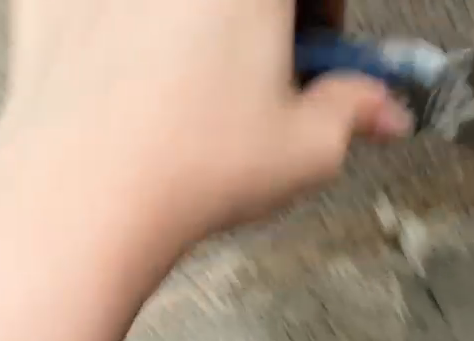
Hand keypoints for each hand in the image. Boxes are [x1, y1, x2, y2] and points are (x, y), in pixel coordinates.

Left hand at [0, 0, 413, 254]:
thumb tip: (386, 111)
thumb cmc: (198, 164)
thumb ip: (356, 112)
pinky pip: (118, 6)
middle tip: (263, 71)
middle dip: (265, 18)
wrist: (87, 189)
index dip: (323, 14)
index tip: (318, 48)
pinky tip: (141, 81)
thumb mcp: (309, 149)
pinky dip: (136, 28)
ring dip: (203, 24)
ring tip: (201, 87)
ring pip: (182, 3)